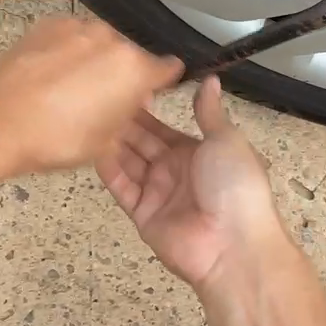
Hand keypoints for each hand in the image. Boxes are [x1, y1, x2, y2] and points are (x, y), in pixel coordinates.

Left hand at [0, 17, 183, 173]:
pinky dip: (67, 50)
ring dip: (94, 59)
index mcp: (134, 68)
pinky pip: (69, 36)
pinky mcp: (48, 24)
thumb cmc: (57, 137)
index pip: (167, 67)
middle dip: (123, 72)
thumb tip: (130, 101)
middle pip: (129, 54)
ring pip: (98, 42)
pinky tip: (52, 73)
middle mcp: (110, 39)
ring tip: (73, 86)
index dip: (164, 80)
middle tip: (105, 97)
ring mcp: (77, 27)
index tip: (157, 86)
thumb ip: (129, 113)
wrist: (2, 123)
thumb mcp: (107, 140)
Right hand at [95, 76, 284, 289]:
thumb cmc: (236, 186)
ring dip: (112, 142)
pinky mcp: (142, 215)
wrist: (235, 246)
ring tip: (90, 117)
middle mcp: (173, 171)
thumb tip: (210, 79)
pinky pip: (122, 188)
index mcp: (196, 152)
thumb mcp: (226, 141)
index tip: (122, 89)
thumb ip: (208, 112)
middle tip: (98, 99)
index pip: (161, 129)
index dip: (144, 111)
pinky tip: (91, 147)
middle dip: (122, 124)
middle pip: (141, 144)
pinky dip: (108, 169)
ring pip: (128, 162)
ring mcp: (157, 194)